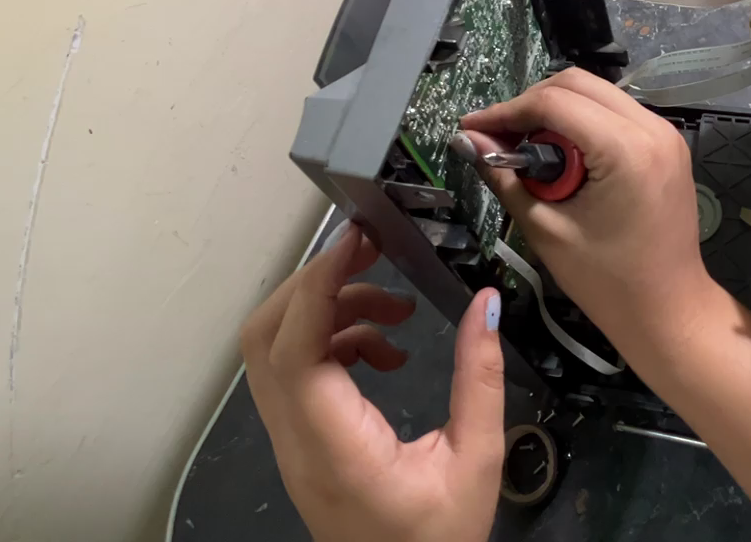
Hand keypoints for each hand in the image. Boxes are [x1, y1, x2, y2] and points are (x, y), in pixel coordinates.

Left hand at [240, 221, 505, 541]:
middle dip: (314, 280)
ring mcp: (292, 442)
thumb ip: (480, 377)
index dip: (318, 284)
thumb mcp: (477, 459)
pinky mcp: (302, 441)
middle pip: (265, 338)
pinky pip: (297, 369)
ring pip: (276, 349)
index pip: (295, 351)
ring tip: (398, 308)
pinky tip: (388, 350)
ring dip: (330, 307)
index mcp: (333, 447)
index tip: (360, 239)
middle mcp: (296, 440)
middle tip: (374, 254)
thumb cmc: (439, 541)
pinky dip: (336, 338)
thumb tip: (486, 301)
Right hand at [460, 68, 718, 349]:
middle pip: (578, 83)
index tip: (471, 127)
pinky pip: (617, 111)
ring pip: (598, 92)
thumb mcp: (547, 230)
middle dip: (531, 103)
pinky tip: (560, 150)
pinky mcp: (668, 142)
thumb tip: (467, 140)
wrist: (670, 311)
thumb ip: (506, 178)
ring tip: (524, 145)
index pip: (554, 101)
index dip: (506, 110)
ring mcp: (665, 132)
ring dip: (557, 109)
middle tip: (497, 136)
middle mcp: (652, 127)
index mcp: (626, 149)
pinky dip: (583, 120)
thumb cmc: (608, 282)